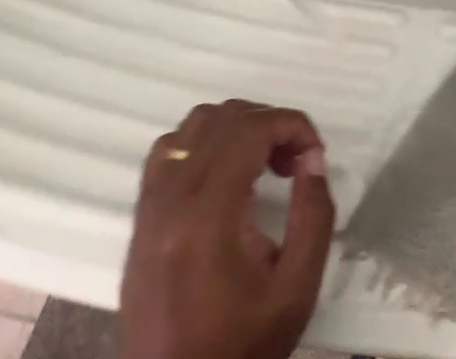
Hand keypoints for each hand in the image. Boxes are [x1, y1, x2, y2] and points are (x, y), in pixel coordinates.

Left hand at [119, 100, 335, 358]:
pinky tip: (227, 175)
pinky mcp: (140, 220)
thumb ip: (314, 215)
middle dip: (269, 124)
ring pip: (190, 126)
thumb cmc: (243, 344)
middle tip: (295, 162)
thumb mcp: (297, 287)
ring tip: (264, 165)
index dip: (292, 125)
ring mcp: (149, 209)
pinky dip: (202, 144)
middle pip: (221, 118)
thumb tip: (312, 160)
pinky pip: (167, 152)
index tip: (315, 156)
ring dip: (236, 129)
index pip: (249, 130)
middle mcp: (170, 202)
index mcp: (208, 217)